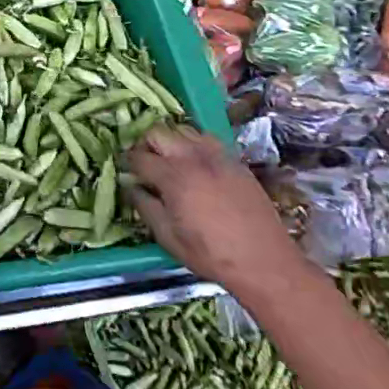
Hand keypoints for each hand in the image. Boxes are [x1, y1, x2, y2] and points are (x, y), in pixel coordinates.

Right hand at [125, 125, 296, 285]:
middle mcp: (193, 157)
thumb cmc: (210, 253)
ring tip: (170, 161)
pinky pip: (207, 139)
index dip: (127, 162)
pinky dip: (194, 144)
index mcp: (173, 177)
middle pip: (158, 132)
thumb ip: (145, 207)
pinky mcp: (234, 160)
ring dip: (170, 140)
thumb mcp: (168, 237)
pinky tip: (196, 164)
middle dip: (145, 144)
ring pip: (183, 129)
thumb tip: (131, 187)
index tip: (125, 170)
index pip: (139, 157)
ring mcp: (216, 155)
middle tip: (144, 164)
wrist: (263, 260)